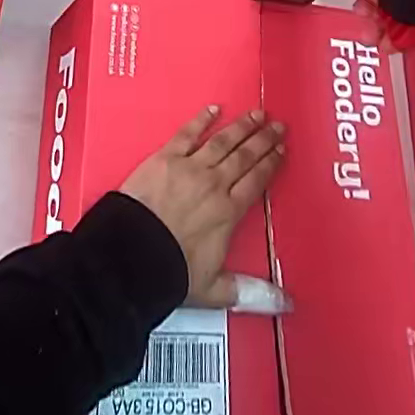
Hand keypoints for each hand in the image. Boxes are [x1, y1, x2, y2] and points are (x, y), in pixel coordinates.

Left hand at [120, 105, 286, 310]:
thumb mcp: (215, 288)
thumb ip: (250, 292)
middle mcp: (215, 184)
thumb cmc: (170, 273)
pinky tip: (214, 108)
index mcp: (229, 211)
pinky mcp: (165, 158)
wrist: (128, 258)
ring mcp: (190, 167)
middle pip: (246, 156)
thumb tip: (286, 305)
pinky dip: (202, 119)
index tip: (282, 150)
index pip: (257, 180)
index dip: (272, 163)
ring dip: (242, 126)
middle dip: (264, 139)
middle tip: (279, 125)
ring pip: (223, 141)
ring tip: (257, 114)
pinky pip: (188, 133)